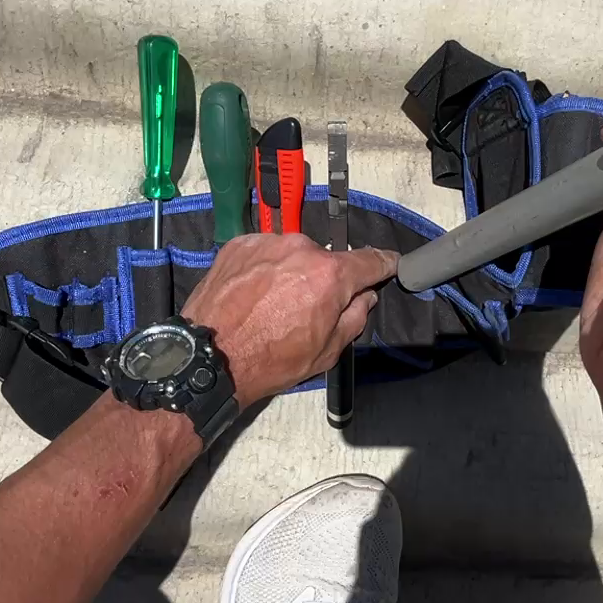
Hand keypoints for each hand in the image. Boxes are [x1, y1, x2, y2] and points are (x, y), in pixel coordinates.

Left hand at [181, 233, 397, 407]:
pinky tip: (254, 294)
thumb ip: (354, 317)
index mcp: (330, 276)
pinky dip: (266, 268)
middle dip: (325, 280)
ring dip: (293, 272)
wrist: (211, 357)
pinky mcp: (240, 244)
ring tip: (273, 304)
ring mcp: (268, 243)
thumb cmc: (269, 359)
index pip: (371, 260)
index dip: (385, 263)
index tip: (391, 263)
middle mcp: (301, 249)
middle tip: (308, 308)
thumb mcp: (326, 351)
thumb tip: (364, 297)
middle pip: (327, 260)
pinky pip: (266, 252)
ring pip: (294, 254)